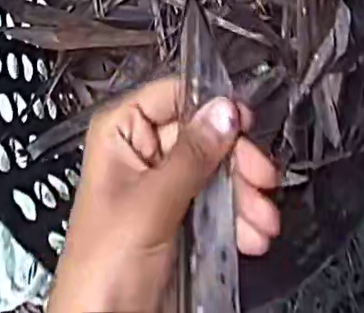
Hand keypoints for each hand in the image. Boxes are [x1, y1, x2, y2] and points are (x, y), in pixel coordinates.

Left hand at [48, 79, 280, 312]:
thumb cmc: (101, 267)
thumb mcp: (151, 203)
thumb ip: (191, 156)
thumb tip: (223, 111)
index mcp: (120, 130)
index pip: (172, 96)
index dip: (209, 106)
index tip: (244, 122)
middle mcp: (140, 151)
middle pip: (200, 135)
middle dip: (235, 160)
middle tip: (262, 179)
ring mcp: (159, 185)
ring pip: (213, 171)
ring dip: (243, 195)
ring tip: (262, 220)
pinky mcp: (176, 218)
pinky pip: (214, 203)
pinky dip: (237, 218)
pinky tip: (251, 235)